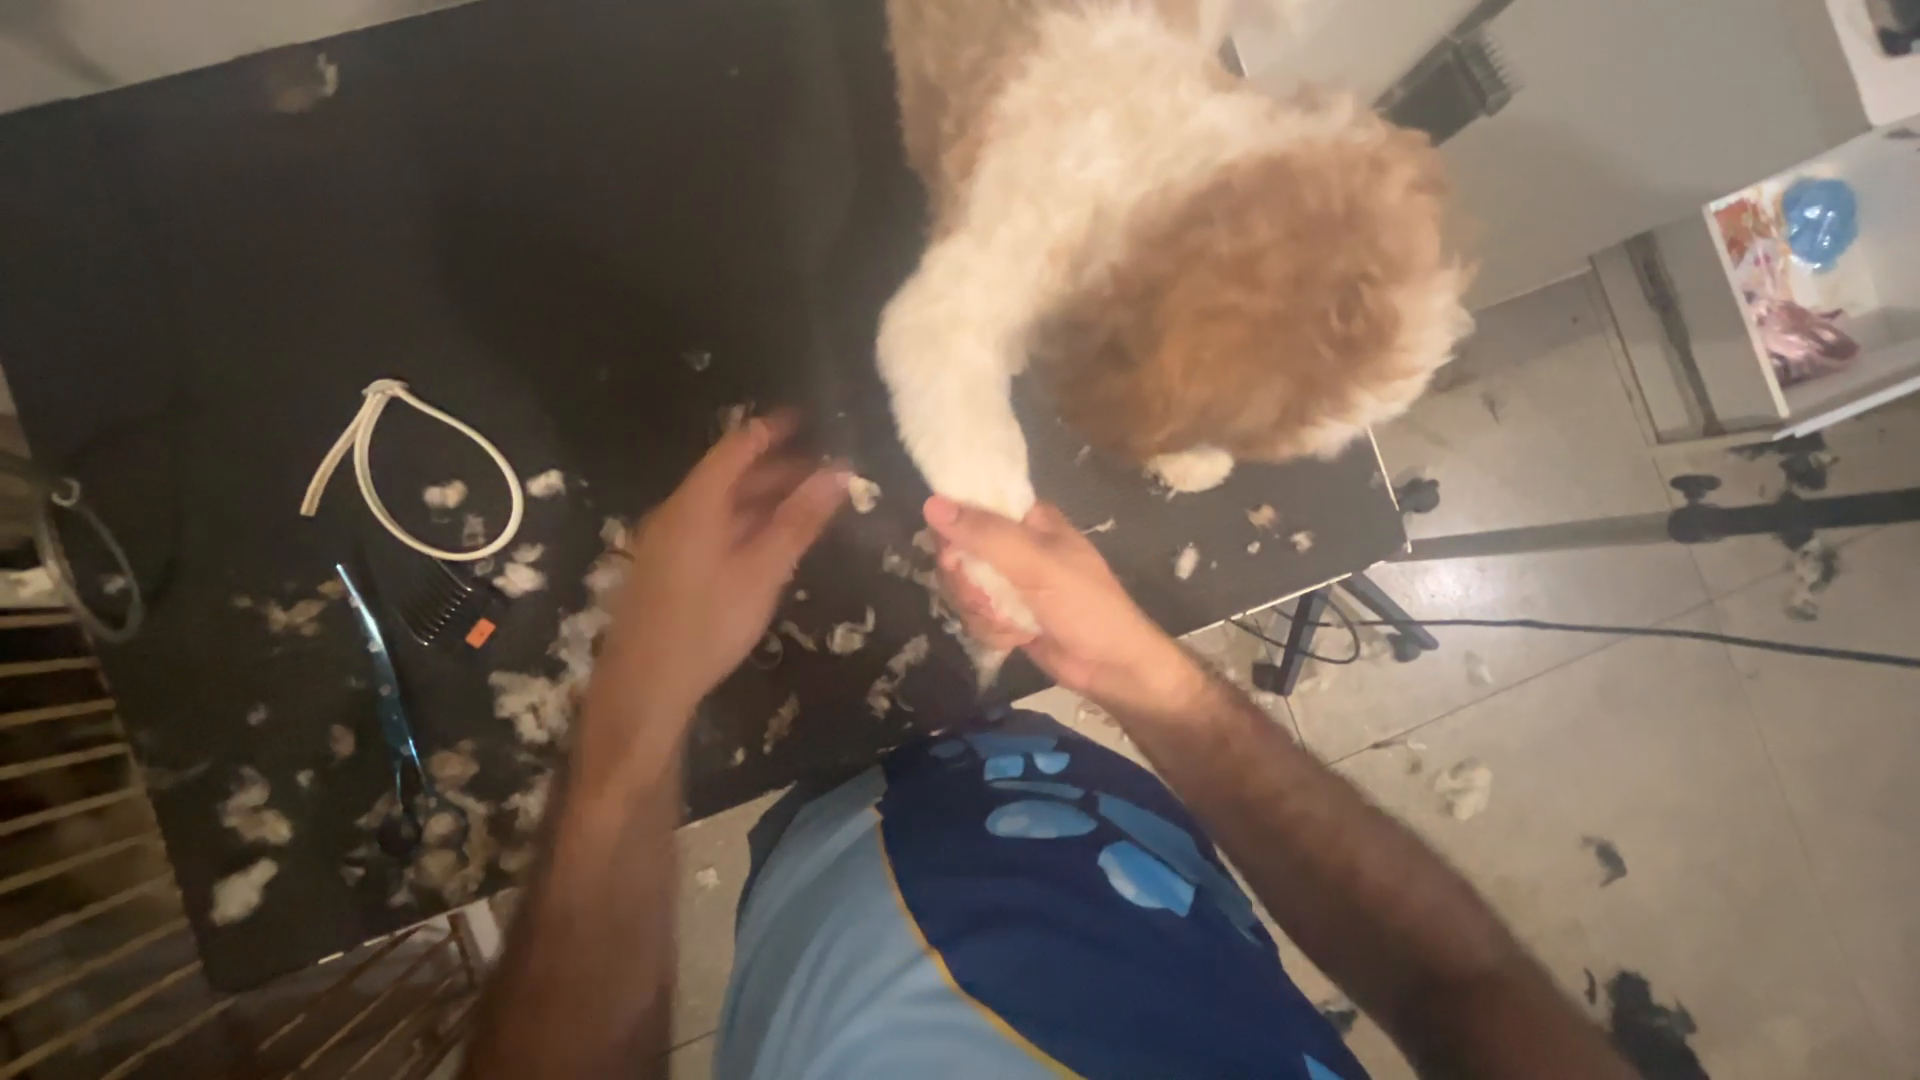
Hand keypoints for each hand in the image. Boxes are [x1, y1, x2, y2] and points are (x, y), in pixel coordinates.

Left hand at [584, 415, 847, 764]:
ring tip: (806, 503)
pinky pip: (713, 529)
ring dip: (763, 499)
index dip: (771, 431)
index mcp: (697, 504)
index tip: (806, 420)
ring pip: (723, 506)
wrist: (645, 685)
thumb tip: (840, 473)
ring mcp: (670, 542)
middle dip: (777, 469)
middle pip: (730, 477)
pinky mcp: (669, 569)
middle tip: (821, 470)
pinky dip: (747, 524)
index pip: (736, 448)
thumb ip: (800, 520)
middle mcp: (678, 513)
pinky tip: (770, 542)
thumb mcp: (763, 570)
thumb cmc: (707, 623)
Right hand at [924, 496, 1207, 717]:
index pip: (973, 504)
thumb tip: (932, 504)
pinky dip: (991, 630)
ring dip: (981, 610)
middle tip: (986, 596)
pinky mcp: (1005, 613)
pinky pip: (974, 614)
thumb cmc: (1085, 606)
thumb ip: (985, 535)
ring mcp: (1009, 581)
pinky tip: (1016, 638)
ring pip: (962, 586)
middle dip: (968, 582)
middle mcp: (1015, 545)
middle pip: (959, 551)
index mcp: (1029, 519)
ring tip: (1010, 622)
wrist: (1111, 666)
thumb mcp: (1036, 564)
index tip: (953, 555)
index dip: (954, 528)